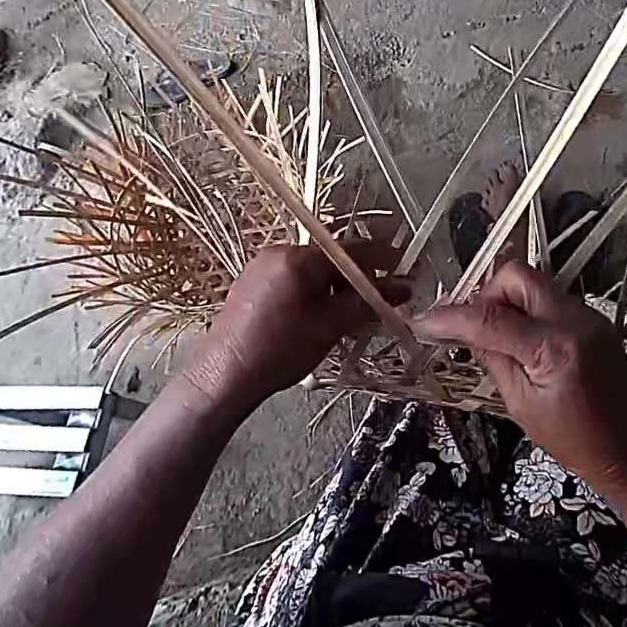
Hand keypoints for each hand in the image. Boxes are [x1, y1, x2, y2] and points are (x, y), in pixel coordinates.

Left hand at [177, 241, 409, 418]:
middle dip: (358, 278)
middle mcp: (278, 253)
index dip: (380, 259)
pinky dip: (315, 292)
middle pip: (331, 258)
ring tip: (351, 315)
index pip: (349, 250)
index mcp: (297, 258)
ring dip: (336, 287)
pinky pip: (294, 279)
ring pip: (313, 270)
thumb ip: (367, 303)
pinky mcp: (253, 283)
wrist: (224, 376)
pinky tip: (322, 315)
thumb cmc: (279, 350)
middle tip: (379, 301)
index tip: (401, 268)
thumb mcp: (330, 326)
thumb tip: (402, 288)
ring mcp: (262, 267)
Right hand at [413, 261, 626, 504]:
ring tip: (499, 338)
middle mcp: (574, 320)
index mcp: (554, 349)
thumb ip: (493, 358)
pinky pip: (550, 298)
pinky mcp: (594, 318)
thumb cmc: (575, 441)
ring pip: (534, 282)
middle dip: (487, 293)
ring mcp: (588, 315)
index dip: (452, 318)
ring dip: (507, 301)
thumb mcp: (521, 406)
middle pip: (517, 275)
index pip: (490, 319)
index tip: (425, 322)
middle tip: (476, 327)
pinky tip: (523, 340)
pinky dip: (528, 309)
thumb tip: (465, 330)